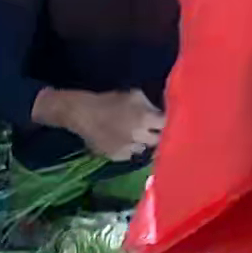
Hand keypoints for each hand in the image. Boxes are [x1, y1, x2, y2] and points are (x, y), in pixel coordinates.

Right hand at [34, 88, 164, 161]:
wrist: (84, 115)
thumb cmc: (110, 101)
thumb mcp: (134, 95)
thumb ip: (150, 105)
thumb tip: (160, 111)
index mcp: (145, 118)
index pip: (166, 124)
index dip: (167, 122)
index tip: (166, 120)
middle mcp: (139, 137)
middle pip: (158, 141)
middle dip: (158, 135)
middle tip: (156, 131)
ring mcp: (127, 149)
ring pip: (143, 150)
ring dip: (143, 144)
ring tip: (139, 137)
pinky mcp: (117, 157)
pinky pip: (129, 155)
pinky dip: (130, 149)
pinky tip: (124, 142)